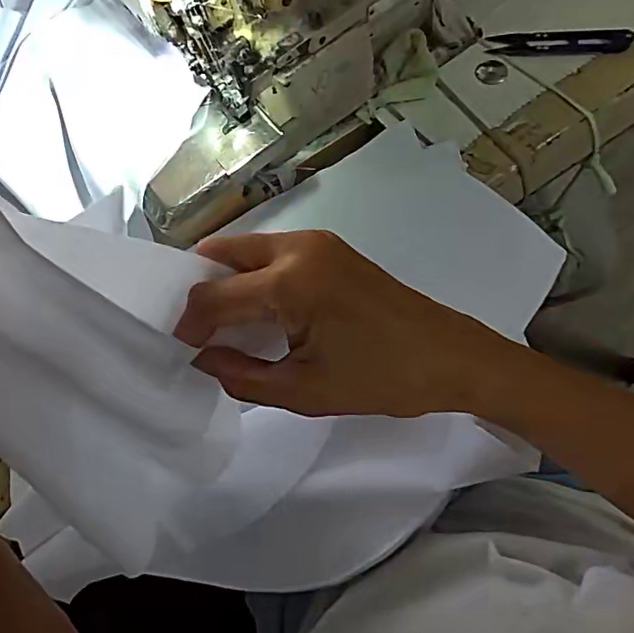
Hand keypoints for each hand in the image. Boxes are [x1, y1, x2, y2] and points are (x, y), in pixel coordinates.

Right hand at [173, 230, 531, 417]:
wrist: (454, 357)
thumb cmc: (384, 379)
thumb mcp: (306, 391)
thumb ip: (242, 375)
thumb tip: (201, 359)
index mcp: (292, 280)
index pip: (215, 294)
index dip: (189, 322)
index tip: (179, 349)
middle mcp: (298, 247)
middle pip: (222, 254)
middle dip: (199, 289)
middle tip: (194, 329)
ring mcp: (316, 242)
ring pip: (245, 249)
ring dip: (225, 281)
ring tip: (221, 323)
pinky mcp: (328, 247)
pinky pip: (270, 254)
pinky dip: (250, 276)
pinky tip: (255, 309)